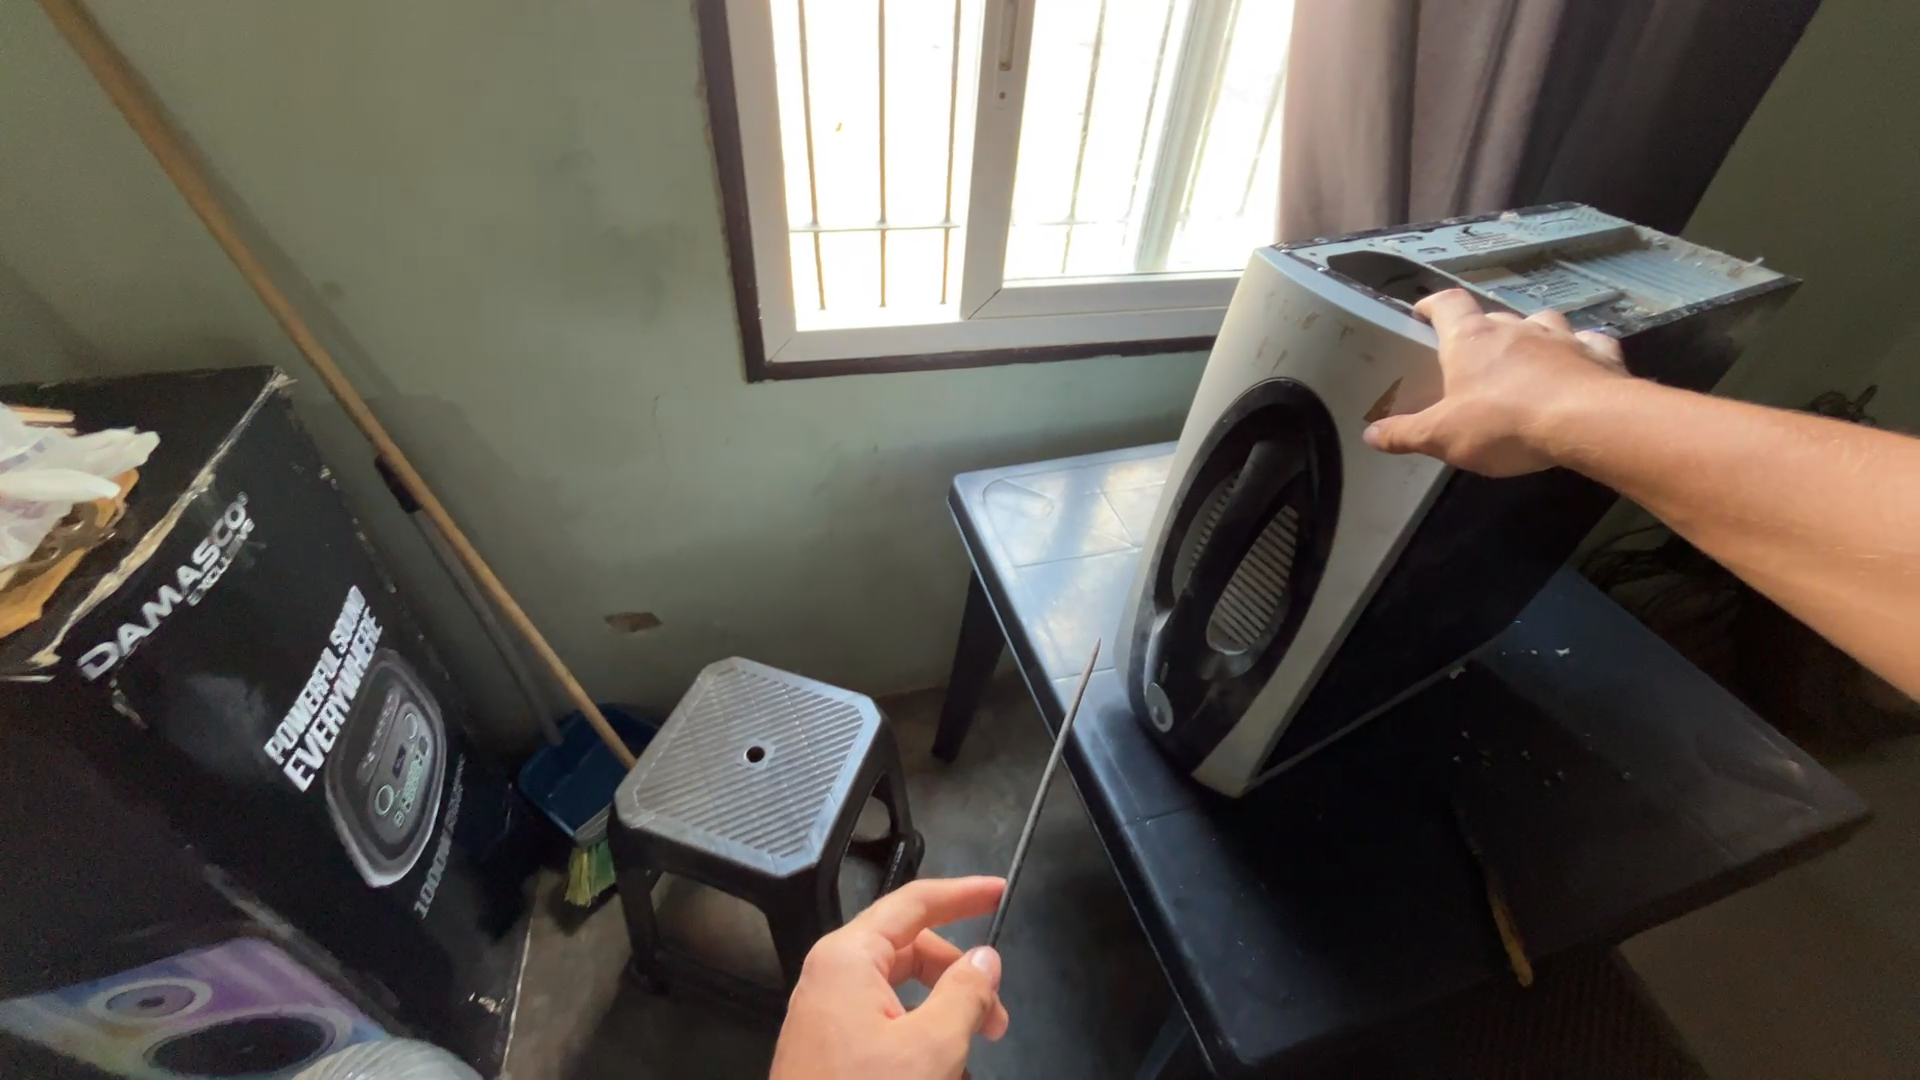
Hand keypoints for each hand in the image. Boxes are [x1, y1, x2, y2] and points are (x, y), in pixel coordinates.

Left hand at [770, 877, 1009, 1079]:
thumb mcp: (930, 1051)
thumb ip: (965, 994)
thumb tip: (985, 959)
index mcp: (849, 956)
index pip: (915, 902)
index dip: (963, 894)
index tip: (999, 892)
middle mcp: (832, 974)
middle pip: (910, 948)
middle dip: (957, 973)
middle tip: (997, 1018)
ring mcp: (827, 1013)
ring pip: (900, 989)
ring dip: (942, 1012)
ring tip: (970, 1053)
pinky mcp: (828, 1050)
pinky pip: (883, 1022)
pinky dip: (918, 1037)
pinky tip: (940, 1071)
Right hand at [1363, 289, 1629, 476]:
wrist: (1589, 423)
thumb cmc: (1501, 422)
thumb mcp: (1439, 436)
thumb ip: (1404, 433)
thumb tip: (1371, 434)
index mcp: (1470, 341)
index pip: (1448, 305)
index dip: (1433, 305)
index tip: (1423, 311)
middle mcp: (1515, 329)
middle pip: (1492, 317)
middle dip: (1480, 331)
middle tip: (1470, 356)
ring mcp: (1563, 338)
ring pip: (1541, 322)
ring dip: (1529, 334)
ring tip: (1523, 357)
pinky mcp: (1600, 355)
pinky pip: (1587, 344)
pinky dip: (1577, 351)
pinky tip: (1574, 366)